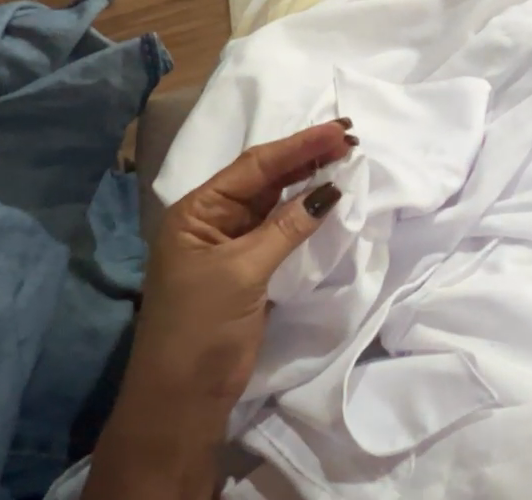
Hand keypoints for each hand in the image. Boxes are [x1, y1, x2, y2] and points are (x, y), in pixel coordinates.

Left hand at [85, 120, 355, 499]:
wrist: (181, 401)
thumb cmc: (200, 329)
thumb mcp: (243, 272)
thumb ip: (286, 227)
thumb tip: (330, 189)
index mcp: (197, 211)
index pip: (256, 166)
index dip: (299, 145)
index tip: (340, 130)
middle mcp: (213, 219)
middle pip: (266, 176)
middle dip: (307, 156)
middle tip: (350, 137)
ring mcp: (231, 243)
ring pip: (276, 198)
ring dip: (309, 178)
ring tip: (345, 156)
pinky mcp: (249, 266)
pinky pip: (280, 225)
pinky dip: (304, 210)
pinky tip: (327, 196)